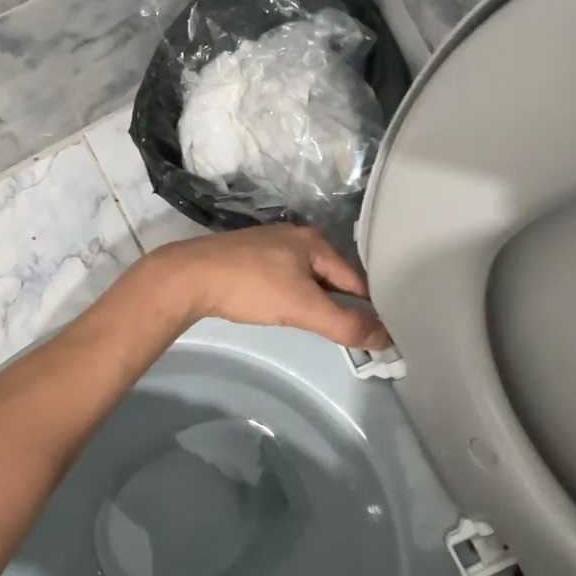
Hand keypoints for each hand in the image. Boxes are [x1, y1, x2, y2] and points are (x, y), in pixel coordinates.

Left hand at [144, 225, 391, 349]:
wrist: (189, 277)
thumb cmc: (251, 287)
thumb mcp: (304, 308)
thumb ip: (345, 325)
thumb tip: (386, 338)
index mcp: (315, 242)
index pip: (355, 280)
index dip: (368, 307)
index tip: (377, 333)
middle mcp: (296, 237)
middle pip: (332, 277)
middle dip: (341, 303)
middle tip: (349, 334)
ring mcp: (269, 245)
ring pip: (306, 277)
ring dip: (316, 300)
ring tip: (320, 325)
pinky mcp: (248, 258)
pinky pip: (284, 278)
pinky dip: (292, 295)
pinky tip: (284, 309)